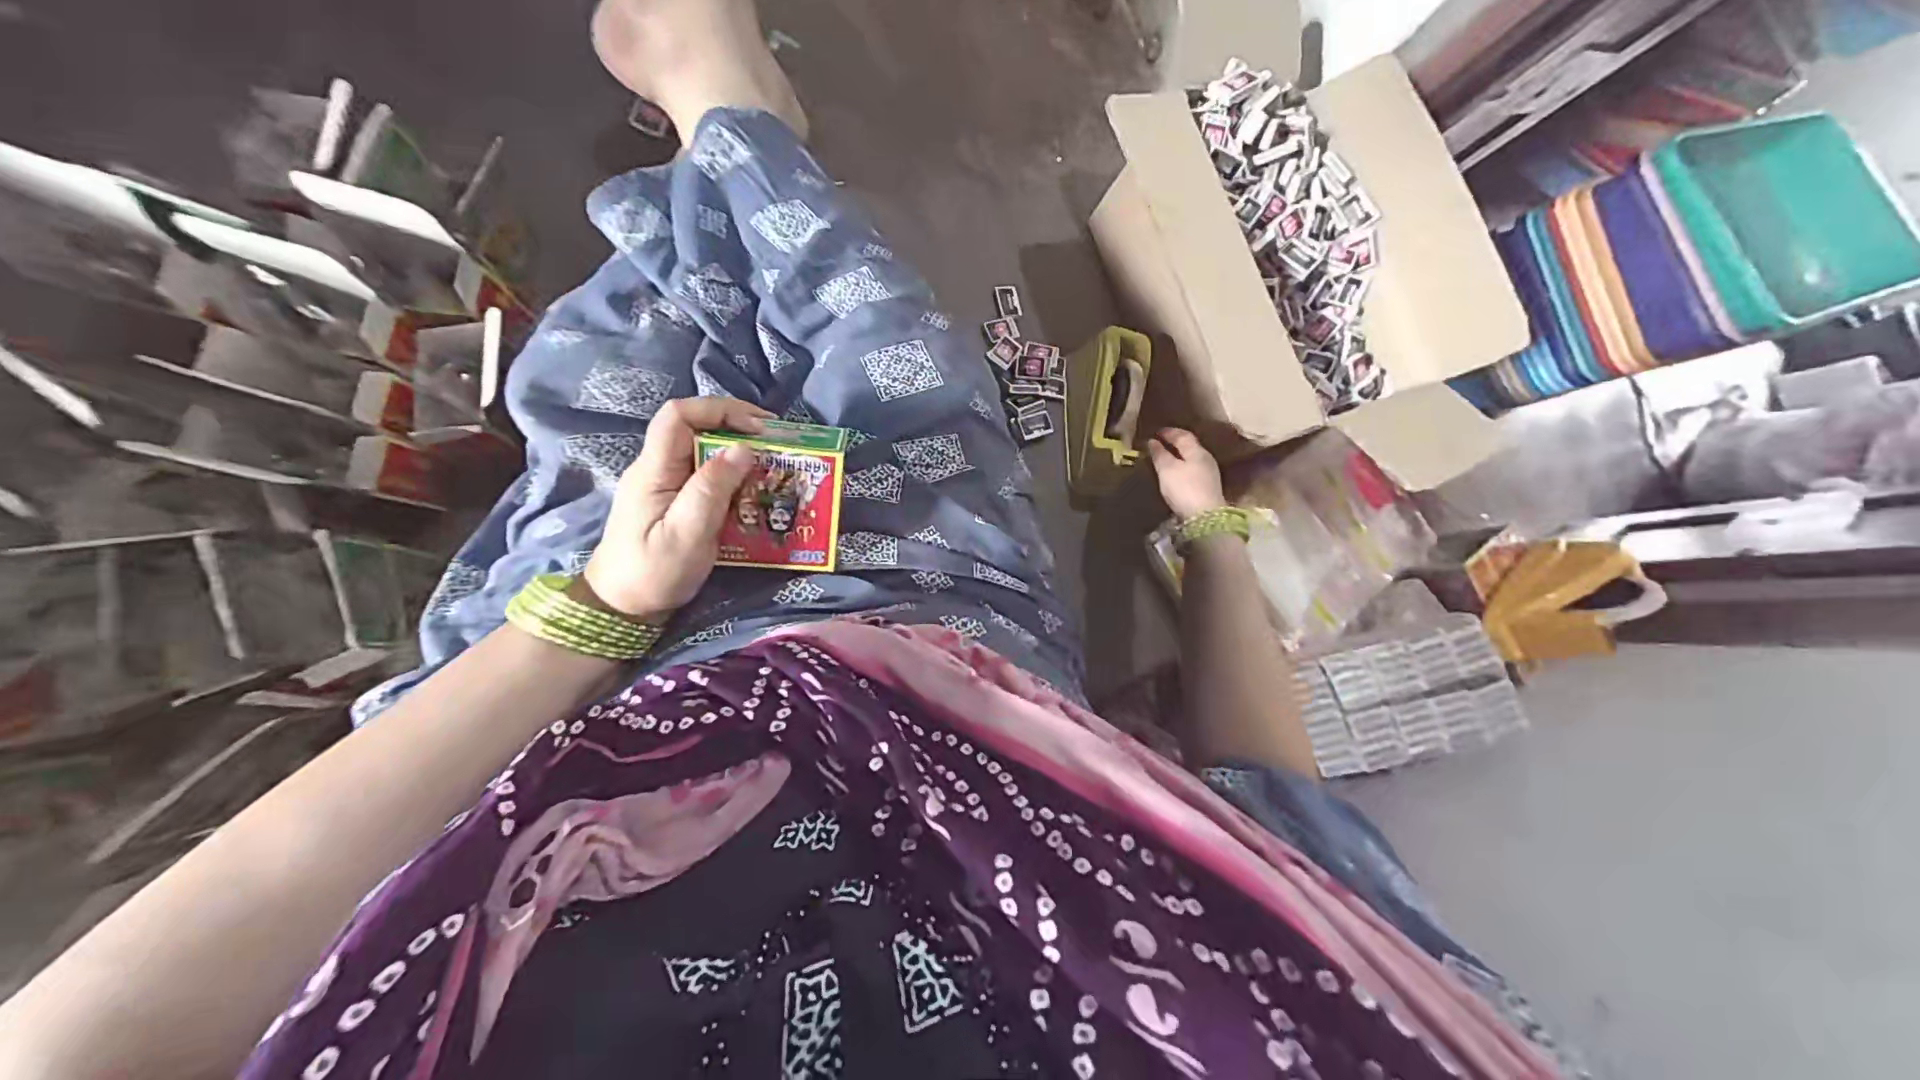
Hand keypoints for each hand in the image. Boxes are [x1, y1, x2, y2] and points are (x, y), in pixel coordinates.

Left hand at [582, 398, 772, 619]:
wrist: (622, 608)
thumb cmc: (653, 572)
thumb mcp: (687, 533)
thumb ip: (712, 489)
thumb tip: (744, 448)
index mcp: (654, 469)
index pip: (679, 415)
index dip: (720, 410)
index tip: (759, 428)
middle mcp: (660, 469)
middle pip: (698, 429)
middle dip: (741, 431)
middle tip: (780, 446)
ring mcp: (668, 486)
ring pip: (707, 454)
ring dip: (743, 456)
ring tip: (777, 468)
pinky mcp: (679, 503)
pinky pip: (710, 478)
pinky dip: (738, 479)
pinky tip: (758, 492)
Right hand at [1147, 427, 1227, 518]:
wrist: (1205, 517)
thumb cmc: (1184, 489)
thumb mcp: (1167, 469)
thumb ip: (1159, 454)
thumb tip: (1153, 441)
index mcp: (1196, 451)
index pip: (1183, 435)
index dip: (1169, 432)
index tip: (1156, 432)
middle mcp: (1206, 458)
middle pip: (1190, 446)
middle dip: (1175, 443)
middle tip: (1160, 442)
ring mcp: (1209, 473)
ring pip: (1192, 458)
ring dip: (1179, 455)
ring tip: (1165, 457)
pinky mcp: (1208, 487)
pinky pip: (1193, 469)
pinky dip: (1183, 466)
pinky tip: (1176, 472)